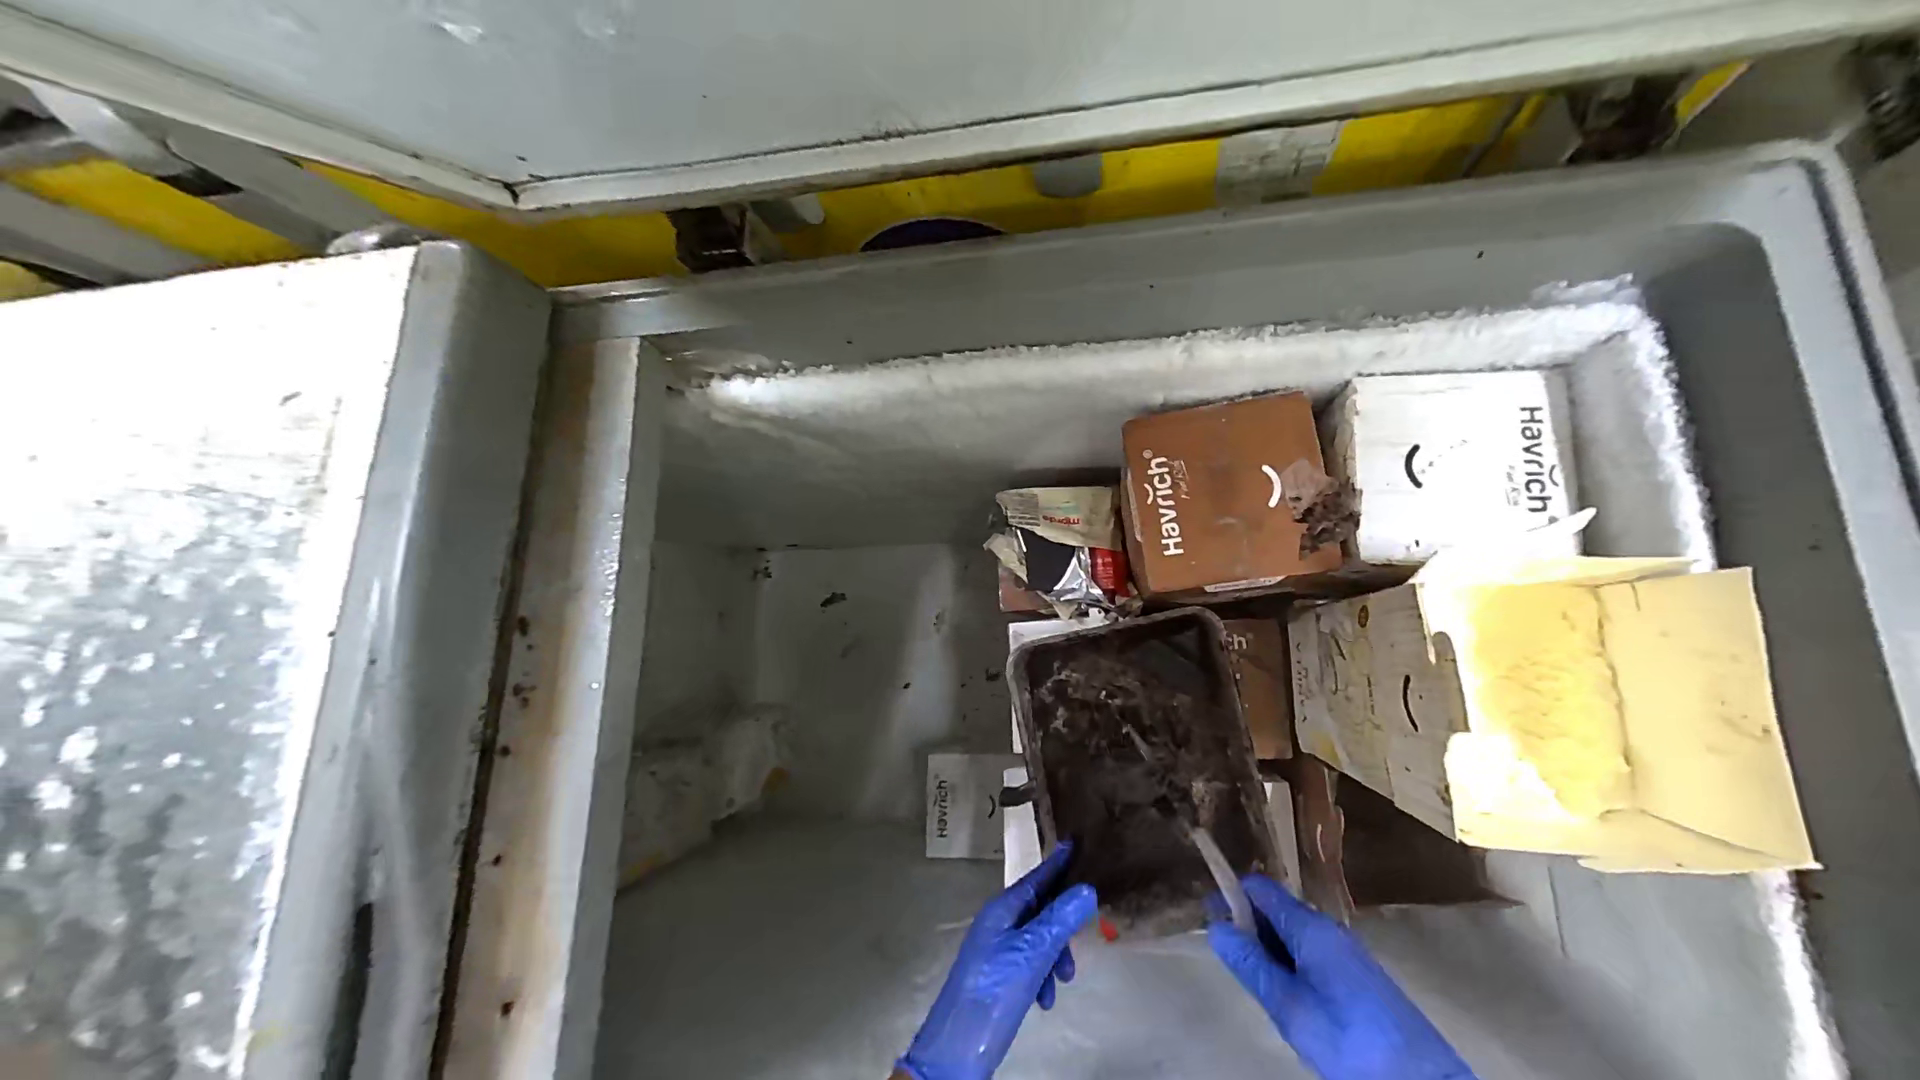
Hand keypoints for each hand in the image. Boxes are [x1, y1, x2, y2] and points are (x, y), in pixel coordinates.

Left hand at [898, 840, 1098, 1079]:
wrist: (957, 1047)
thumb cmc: (994, 990)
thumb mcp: (1031, 953)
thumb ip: (1059, 920)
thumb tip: (1086, 889)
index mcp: (1002, 910)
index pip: (1036, 877)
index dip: (1056, 863)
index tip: (1074, 842)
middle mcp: (998, 923)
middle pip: (1040, 908)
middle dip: (1063, 925)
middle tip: (1082, 941)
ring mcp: (996, 949)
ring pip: (1038, 939)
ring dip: (1054, 956)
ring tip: (1063, 981)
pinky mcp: (998, 976)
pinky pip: (1029, 964)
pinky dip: (1042, 977)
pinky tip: (1044, 999)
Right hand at [1208, 875, 1475, 1079]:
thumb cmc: (1348, 1039)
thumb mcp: (1289, 1006)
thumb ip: (1251, 964)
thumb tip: (1215, 925)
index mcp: (1310, 927)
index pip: (1259, 887)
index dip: (1230, 894)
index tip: (1206, 915)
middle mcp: (1328, 928)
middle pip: (1276, 906)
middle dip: (1246, 921)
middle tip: (1224, 951)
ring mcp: (1346, 951)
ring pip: (1292, 930)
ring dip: (1267, 943)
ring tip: (1249, 972)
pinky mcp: (1357, 974)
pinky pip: (1310, 950)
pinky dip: (1288, 959)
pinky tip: (1283, 988)